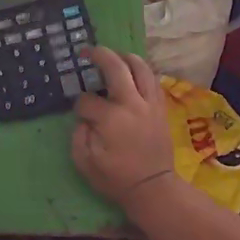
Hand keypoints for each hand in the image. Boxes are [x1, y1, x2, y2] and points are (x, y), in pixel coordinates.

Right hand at [71, 47, 176, 208]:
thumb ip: (79, 135)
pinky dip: (142, 72)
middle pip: (116, 67)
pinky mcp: (161, 108)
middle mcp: (132, 104)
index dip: (79, 105)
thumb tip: (84, 118)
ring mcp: (150, 104)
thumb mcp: (85, 162)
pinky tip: (133, 74)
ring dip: (126, 58)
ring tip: (115, 57)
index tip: (79, 113)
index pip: (88, 100)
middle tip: (88, 52)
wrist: (153, 187)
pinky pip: (153, 81)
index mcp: (111, 118)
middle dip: (99, 55)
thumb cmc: (116, 179)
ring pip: (141, 67)